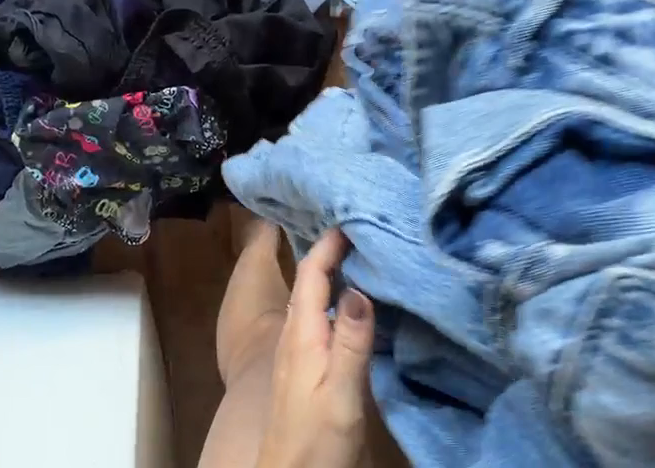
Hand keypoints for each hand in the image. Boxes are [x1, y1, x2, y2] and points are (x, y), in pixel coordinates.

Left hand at [255, 228, 376, 467]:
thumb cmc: (317, 437)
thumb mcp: (341, 392)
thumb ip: (351, 342)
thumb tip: (358, 287)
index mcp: (302, 332)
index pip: (312, 273)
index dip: (328, 243)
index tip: (349, 216)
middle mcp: (295, 332)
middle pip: (307, 278)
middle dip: (326, 248)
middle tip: (352, 222)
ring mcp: (298, 347)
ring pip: (310, 294)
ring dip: (326, 268)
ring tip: (350, 249)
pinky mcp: (304, 363)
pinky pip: (315, 313)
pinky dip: (329, 293)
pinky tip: (344, 296)